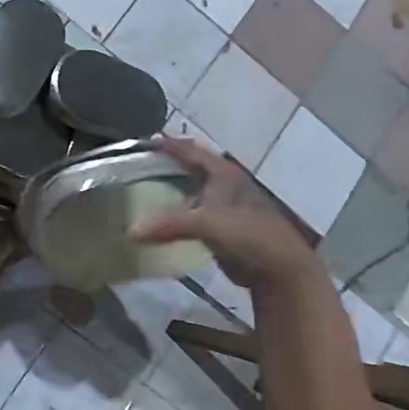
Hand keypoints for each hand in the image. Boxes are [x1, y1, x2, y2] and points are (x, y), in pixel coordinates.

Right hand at [133, 138, 321, 291]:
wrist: (277, 268)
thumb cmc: (248, 235)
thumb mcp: (206, 223)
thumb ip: (168, 224)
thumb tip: (131, 231)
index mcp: (223, 173)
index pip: (191, 150)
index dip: (169, 144)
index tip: (143, 141)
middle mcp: (224, 185)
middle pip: (190, 169)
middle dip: (166, 167)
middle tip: (138, 167)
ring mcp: (224, 207)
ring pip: (191, 192)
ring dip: (170, 193)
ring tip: (142, 192)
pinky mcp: (222, 228)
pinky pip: (192, 216)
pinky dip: (175, 216)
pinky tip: (159, 221)